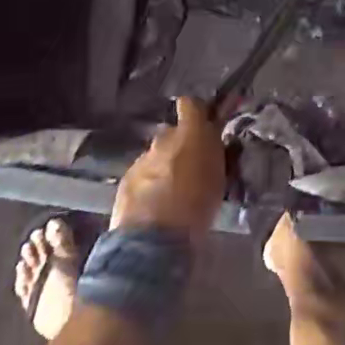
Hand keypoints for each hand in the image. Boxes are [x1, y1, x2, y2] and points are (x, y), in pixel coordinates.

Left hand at [111, 97, 226, 236]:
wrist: (154, 241)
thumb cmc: (198, 206)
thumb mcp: (219, 176)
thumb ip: (214, 152)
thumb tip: (213, 140)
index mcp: (191, 134)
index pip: (191, 103)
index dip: (196, 111)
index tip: (204, 123)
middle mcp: (163, 140)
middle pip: (173, 133)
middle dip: (181, 144)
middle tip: (192, 166)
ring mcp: (141, 160)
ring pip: (157, 155)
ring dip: (165, 166)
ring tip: (173, 191)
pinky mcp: (125, 181)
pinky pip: (143, 174)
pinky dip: (149, 183)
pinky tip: (155, 204)